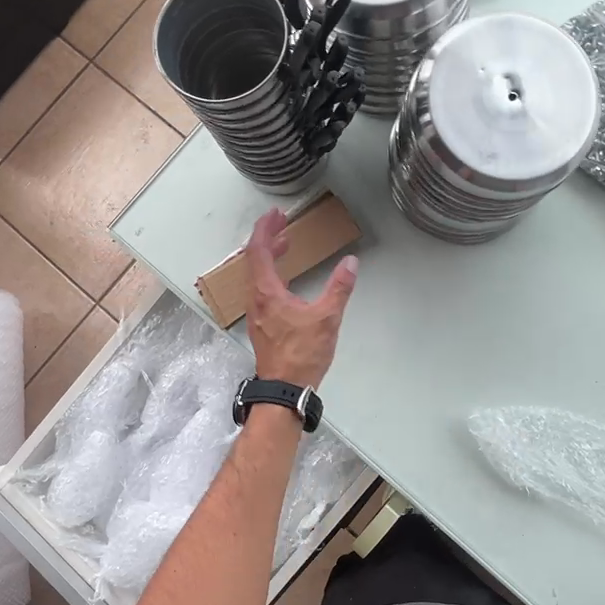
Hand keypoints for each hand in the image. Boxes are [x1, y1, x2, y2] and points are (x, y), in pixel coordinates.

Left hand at [244, 208, 357, 389]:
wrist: (285, 389)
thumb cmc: (302, 355)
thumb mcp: (327, 318)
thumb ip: (339, 288)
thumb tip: (350, 264)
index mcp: (266, 292)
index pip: (258, 251)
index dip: (265, 229)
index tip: (275, 215)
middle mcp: (255, 300)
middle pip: (254, 260)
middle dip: (267, 238)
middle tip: (281, 223)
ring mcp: (256, 313)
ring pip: (256, 275)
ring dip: (268, 256)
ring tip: (285, 244)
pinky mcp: (261, 324)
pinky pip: (260, 289)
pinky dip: (271, 274)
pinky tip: (285, 278)